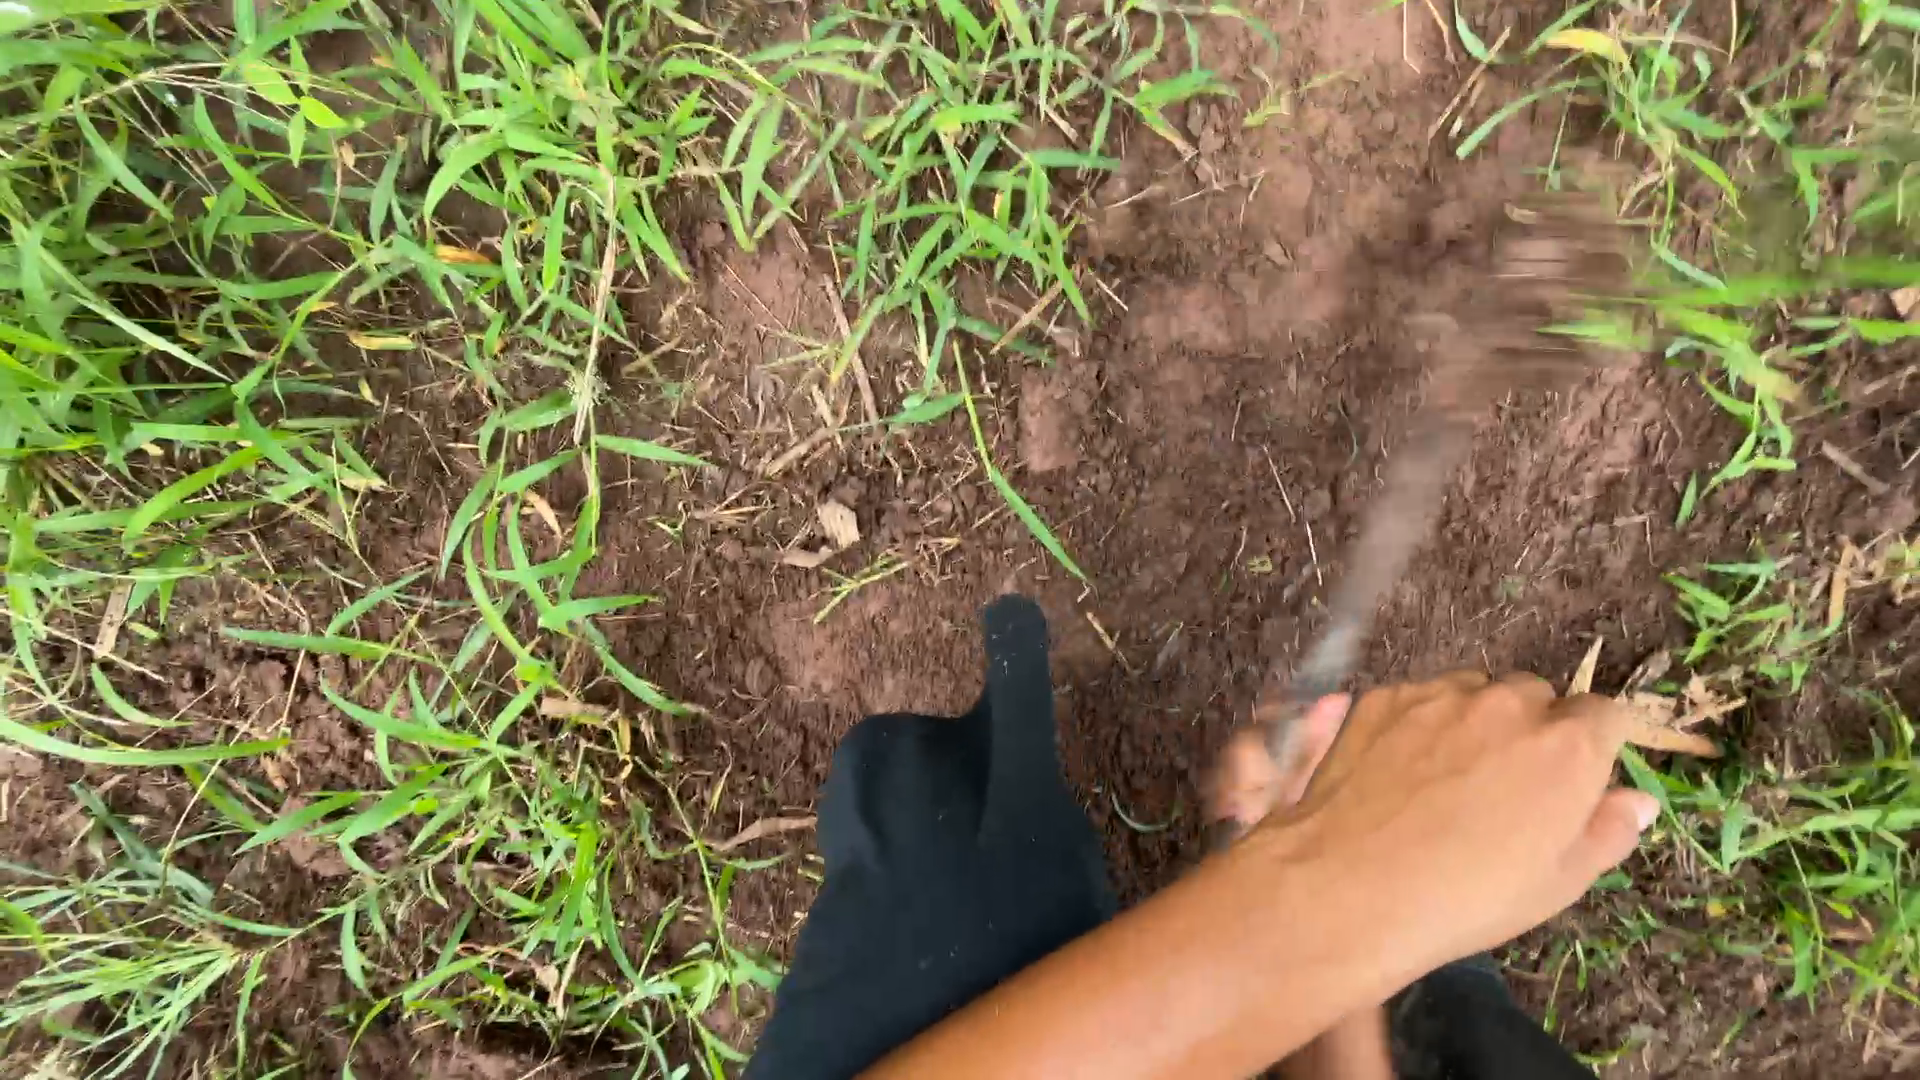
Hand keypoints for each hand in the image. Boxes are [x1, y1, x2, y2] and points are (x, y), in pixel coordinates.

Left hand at [1258, 671, 1655, 974]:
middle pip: (1532, 694)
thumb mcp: (1559, 881)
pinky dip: (1418, 717)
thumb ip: (1604, 829)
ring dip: (1472, 715)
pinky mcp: (1380, 698)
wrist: (1353, 877)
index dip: (1592, 739)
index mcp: (1564, 746)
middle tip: (1505, 776)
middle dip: (1530, 725)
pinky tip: (1400, 762)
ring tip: (1448, 769)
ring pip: (1470, 689)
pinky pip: (1415, 696)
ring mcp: (1432, 695)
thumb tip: (1634, 799)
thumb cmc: (1467, 893)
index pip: (1602, 712)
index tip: (1575, 768)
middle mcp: (1501, 704)